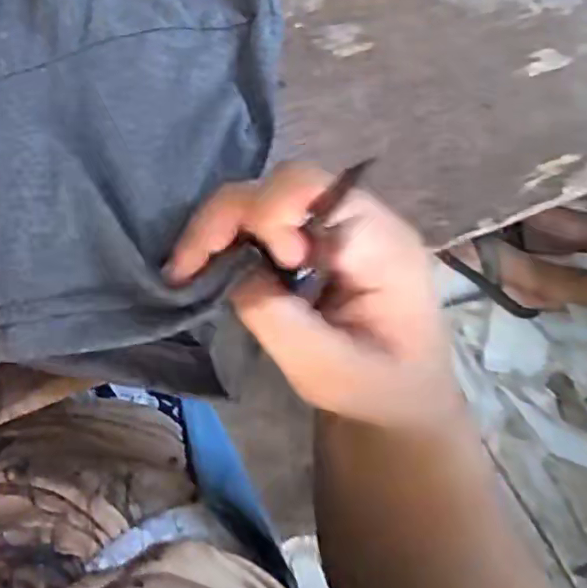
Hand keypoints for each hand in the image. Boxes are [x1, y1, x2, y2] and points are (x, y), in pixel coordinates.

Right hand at [166, 163, 461, 431]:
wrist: (395, 401)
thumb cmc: (375, 392)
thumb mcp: (329, 371)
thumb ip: (278, 318)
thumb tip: (231, 273)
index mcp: (379, 242)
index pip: (312, 187)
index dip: (272, 211)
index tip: (276, 263)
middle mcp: (349, 216)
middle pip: (270, 186)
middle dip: (225, 221)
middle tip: (194, 269)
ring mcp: (321, 221)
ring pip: (251, 196)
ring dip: (215, 229)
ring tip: (191, 269)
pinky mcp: (300, 232)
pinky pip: (249, 214)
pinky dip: (219, 236)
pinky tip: (204, 265)